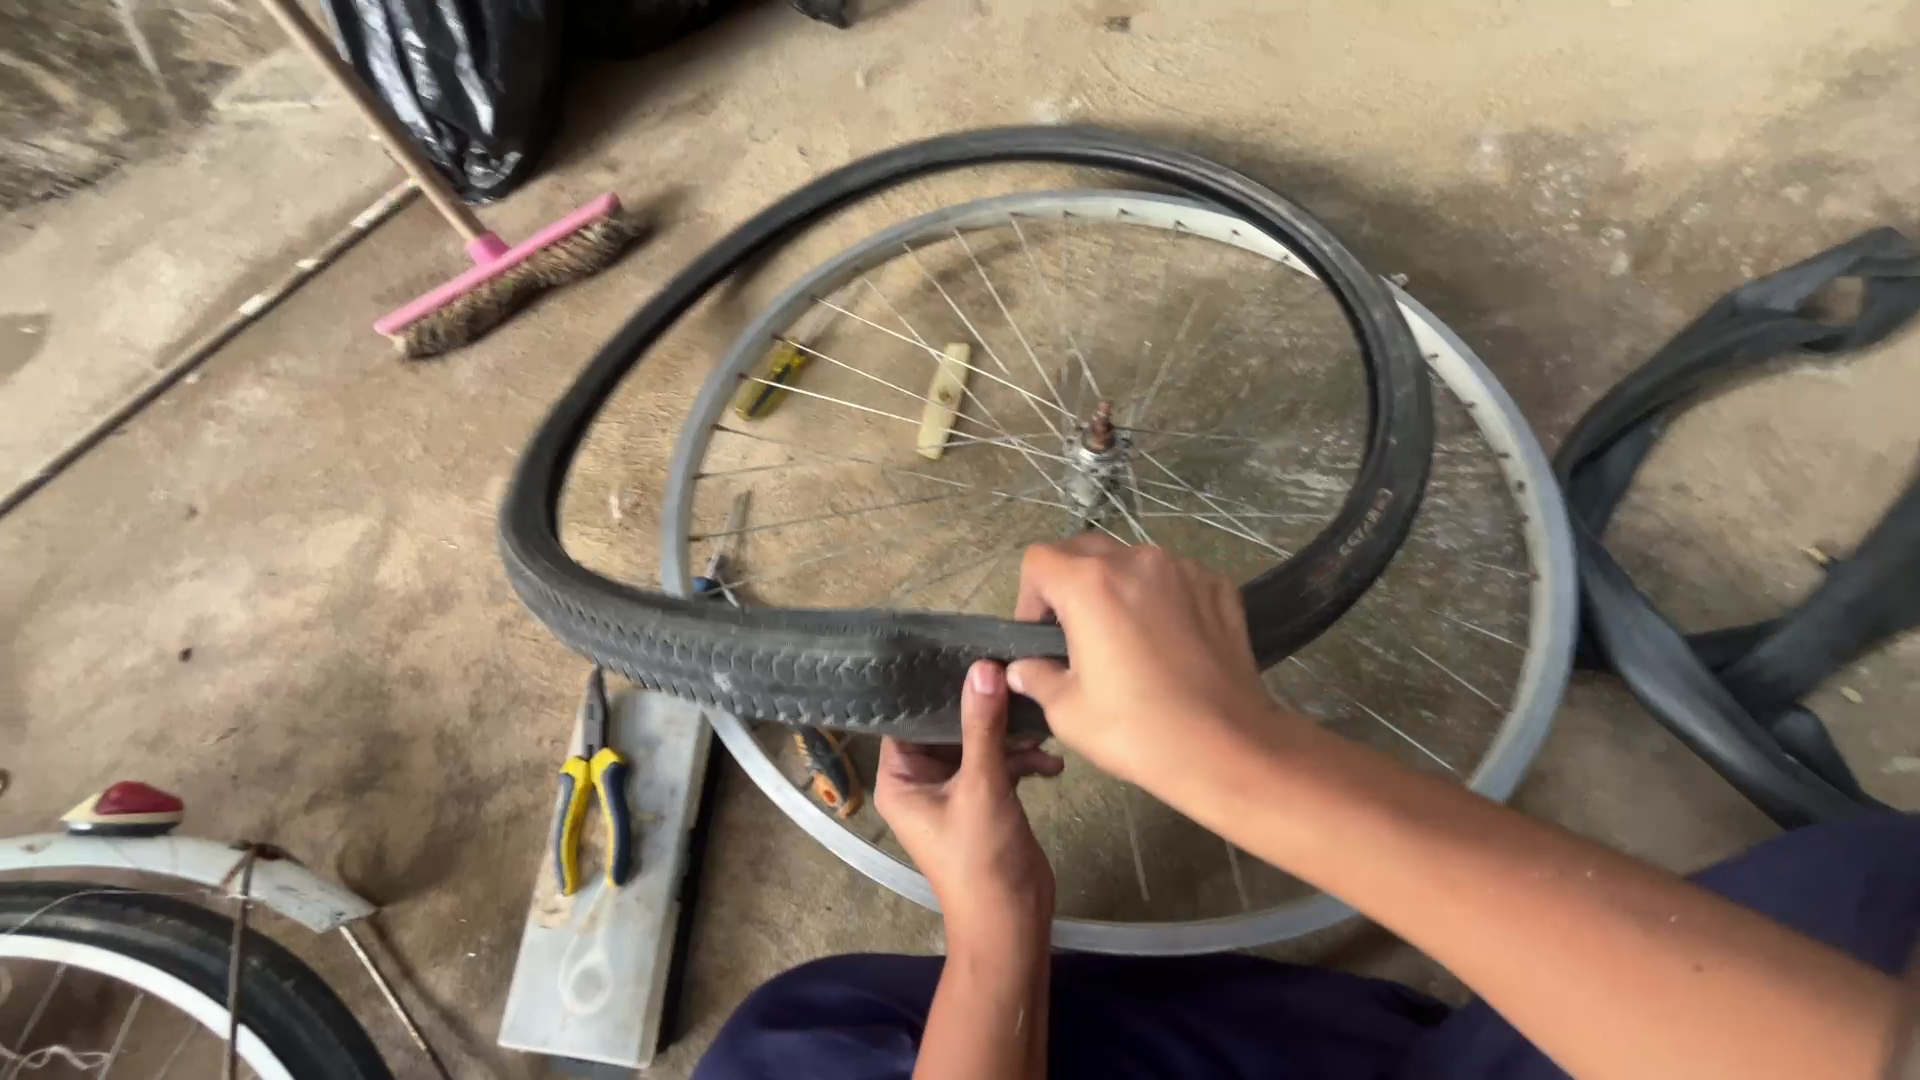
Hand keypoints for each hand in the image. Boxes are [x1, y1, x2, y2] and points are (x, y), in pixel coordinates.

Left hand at [874, 660, 1063, 947]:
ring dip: (1010, 736)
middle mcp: (921, 780)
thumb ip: (983, 726)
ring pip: (979, 743)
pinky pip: (1000, 765)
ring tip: (1041, 722)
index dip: (933, 687)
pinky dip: (1023, 761)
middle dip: (982, 707)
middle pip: (949, 726)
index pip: (908, 718)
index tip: (961, 650)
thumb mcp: (982, 786)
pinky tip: (1053, 763)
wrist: (1013, 924)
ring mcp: (955, 790)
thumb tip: (983, 668)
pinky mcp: (985, 799)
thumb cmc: (980, 858)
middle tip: (1011, 672)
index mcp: (900, 778)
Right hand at [1005, 534, 1291, 785]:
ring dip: (1115, 587)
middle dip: (1068, 583)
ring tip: (1124, 636)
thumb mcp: (1066, 712)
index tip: (1040, 635)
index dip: (1029, 596)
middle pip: (1083, 550)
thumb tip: (1023, 668)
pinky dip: (1159, 597)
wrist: (1228, 748)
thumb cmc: (1138, 731)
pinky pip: (1172, 578)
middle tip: (1074, 632)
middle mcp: (1136, 562)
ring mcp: (1182, 569)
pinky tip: (1166, 641)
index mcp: (1090, 584)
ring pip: (1130, 561)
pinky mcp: (1217, 586)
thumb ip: (1035, 676)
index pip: (1039, 560)